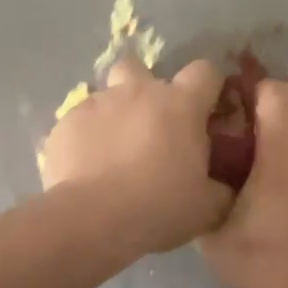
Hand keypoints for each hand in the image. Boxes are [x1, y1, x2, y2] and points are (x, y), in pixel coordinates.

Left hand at [40, 57, 234, 253]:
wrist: (92, 219)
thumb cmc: (159, 207)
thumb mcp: (208, 208)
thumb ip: (221, 188)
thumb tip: (222, 185)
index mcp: (180, 104)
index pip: (205, 71)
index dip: (209, 86)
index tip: (207, 110)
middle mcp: (138, 92)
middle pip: (141, 67)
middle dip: (145, 88)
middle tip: (149, 126)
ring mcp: (97, 103)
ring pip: (106, 95)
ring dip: (114, 115)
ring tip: (113, 152)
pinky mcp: (65, 123)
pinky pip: (80, 122)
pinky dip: (86, 138)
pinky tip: (87, 167)